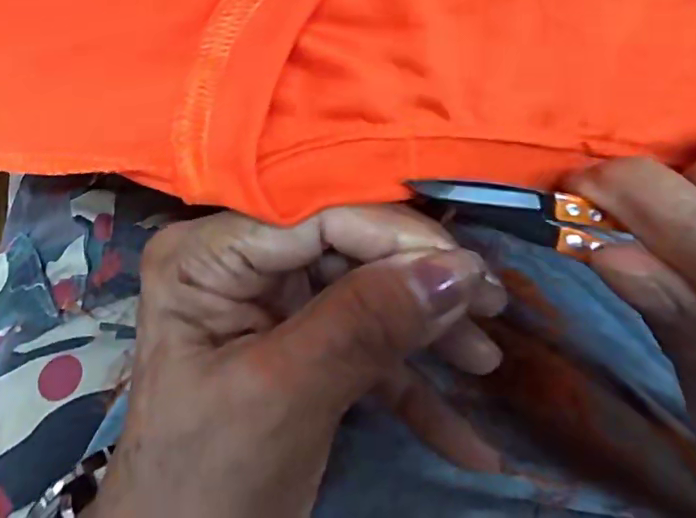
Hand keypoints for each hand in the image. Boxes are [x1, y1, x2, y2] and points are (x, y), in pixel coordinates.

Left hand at [89, 205, 507, 517]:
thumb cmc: (208, 480)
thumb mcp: (284, 396)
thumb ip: (365, 323)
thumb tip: (457, 266)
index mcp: (205, 254)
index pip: (310, 214)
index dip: (391, 233)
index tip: (468, 265)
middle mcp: (234, 262)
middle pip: (341, 247)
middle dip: (414, 280)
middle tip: (490, 304)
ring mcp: (264, 302)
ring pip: (357, 291)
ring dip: (422, 328)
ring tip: (484, 358)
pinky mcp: (292, 345)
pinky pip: (355, 344)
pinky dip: (406, 382)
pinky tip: (463, 432)